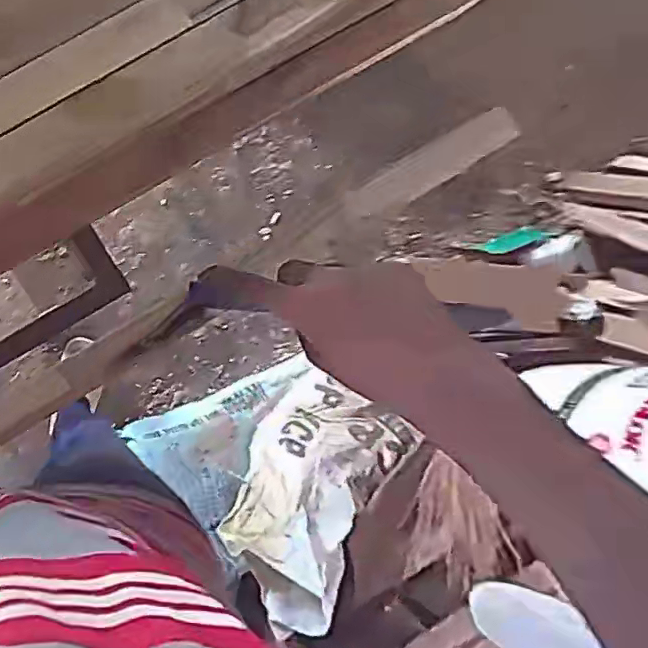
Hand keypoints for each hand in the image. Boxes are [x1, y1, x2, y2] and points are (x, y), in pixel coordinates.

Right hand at [196, 262, 512, 425]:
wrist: (439, 371)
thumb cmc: (372, 376)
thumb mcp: (322, 359)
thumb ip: (306, 331)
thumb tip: (306, 318)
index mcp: (303, 306)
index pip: (254, 289)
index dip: (229, 283)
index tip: (209, 276)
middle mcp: (329, 279)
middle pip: (296, 272)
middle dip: (297, 287)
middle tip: (309, 312)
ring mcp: (367, 271)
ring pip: (335, 274)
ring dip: (336, 290)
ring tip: (358, 319)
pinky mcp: (399, 271)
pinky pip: (370, 276)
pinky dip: (370, 291)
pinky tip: (388, 316)